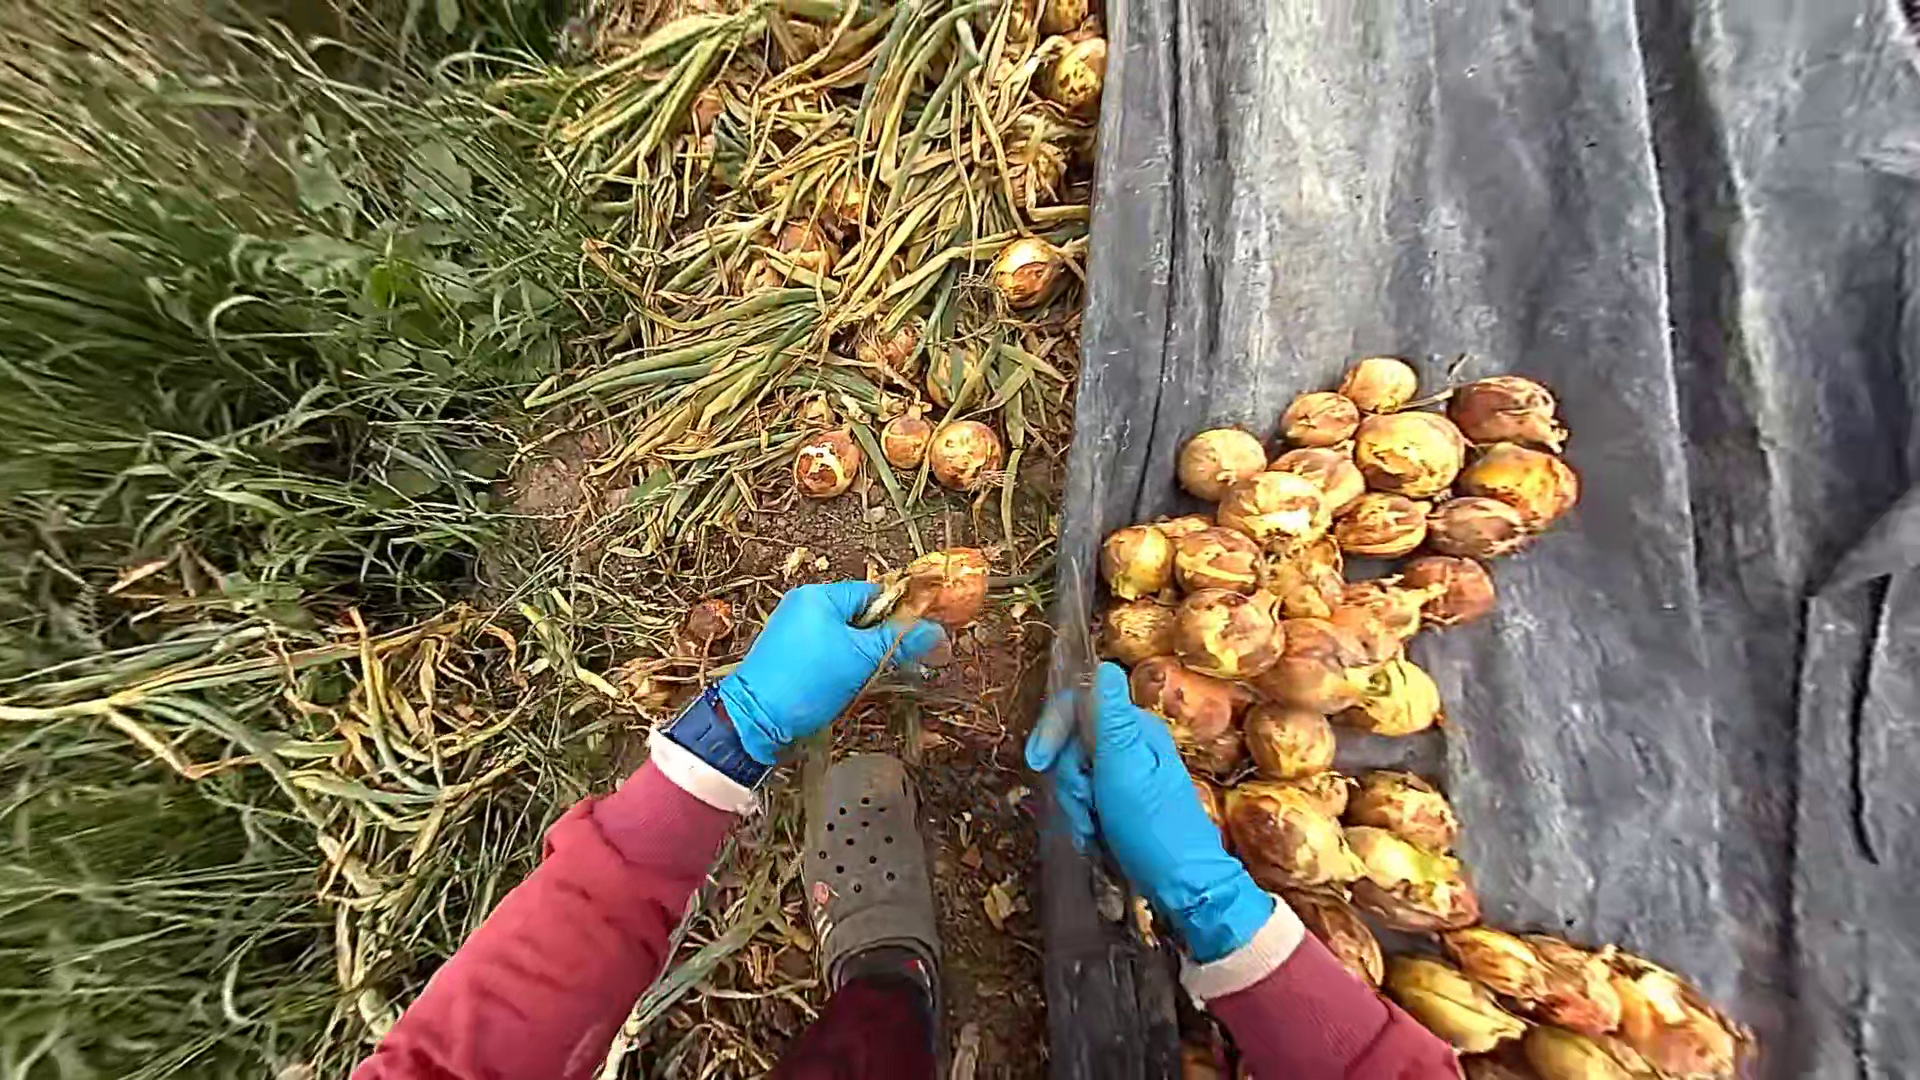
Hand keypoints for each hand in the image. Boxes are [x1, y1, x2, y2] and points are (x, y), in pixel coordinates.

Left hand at [719, 582, 944, 764]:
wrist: (755, 721)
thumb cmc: (811, 680)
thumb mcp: (863, 658)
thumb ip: (901, 641)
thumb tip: (939, 632)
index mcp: (820, 595)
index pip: (872, 594)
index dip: (896, 615)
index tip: (913, 640)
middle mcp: (804, 605)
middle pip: (859, 615)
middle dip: (880, 639)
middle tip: (895, 662)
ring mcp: (793, 629)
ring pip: (844, 635)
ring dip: (862, 654)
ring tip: (870, 676)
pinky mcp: (787, 654)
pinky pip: (827, 650)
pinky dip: (842, 663)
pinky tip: (847, 683)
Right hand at [1026, 662, 1273, 962]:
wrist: (1184, 890)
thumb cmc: (1154, 826)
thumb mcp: (1126, 767)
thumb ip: (1111, 716)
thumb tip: (1104, 665)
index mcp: (1133, 728)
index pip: (1078, 704)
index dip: (1052, 728)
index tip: (1038, 761)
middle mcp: (1128, 744)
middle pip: (1071, 742)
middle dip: (1069, 778)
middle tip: (1085, 807)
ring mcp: (1123, 774)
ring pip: (1073, 772)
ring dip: (1074, 803)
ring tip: (1093, 828)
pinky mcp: (1118, 800)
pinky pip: (1083, 797)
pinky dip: (1082, 818)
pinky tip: (1094, 836)